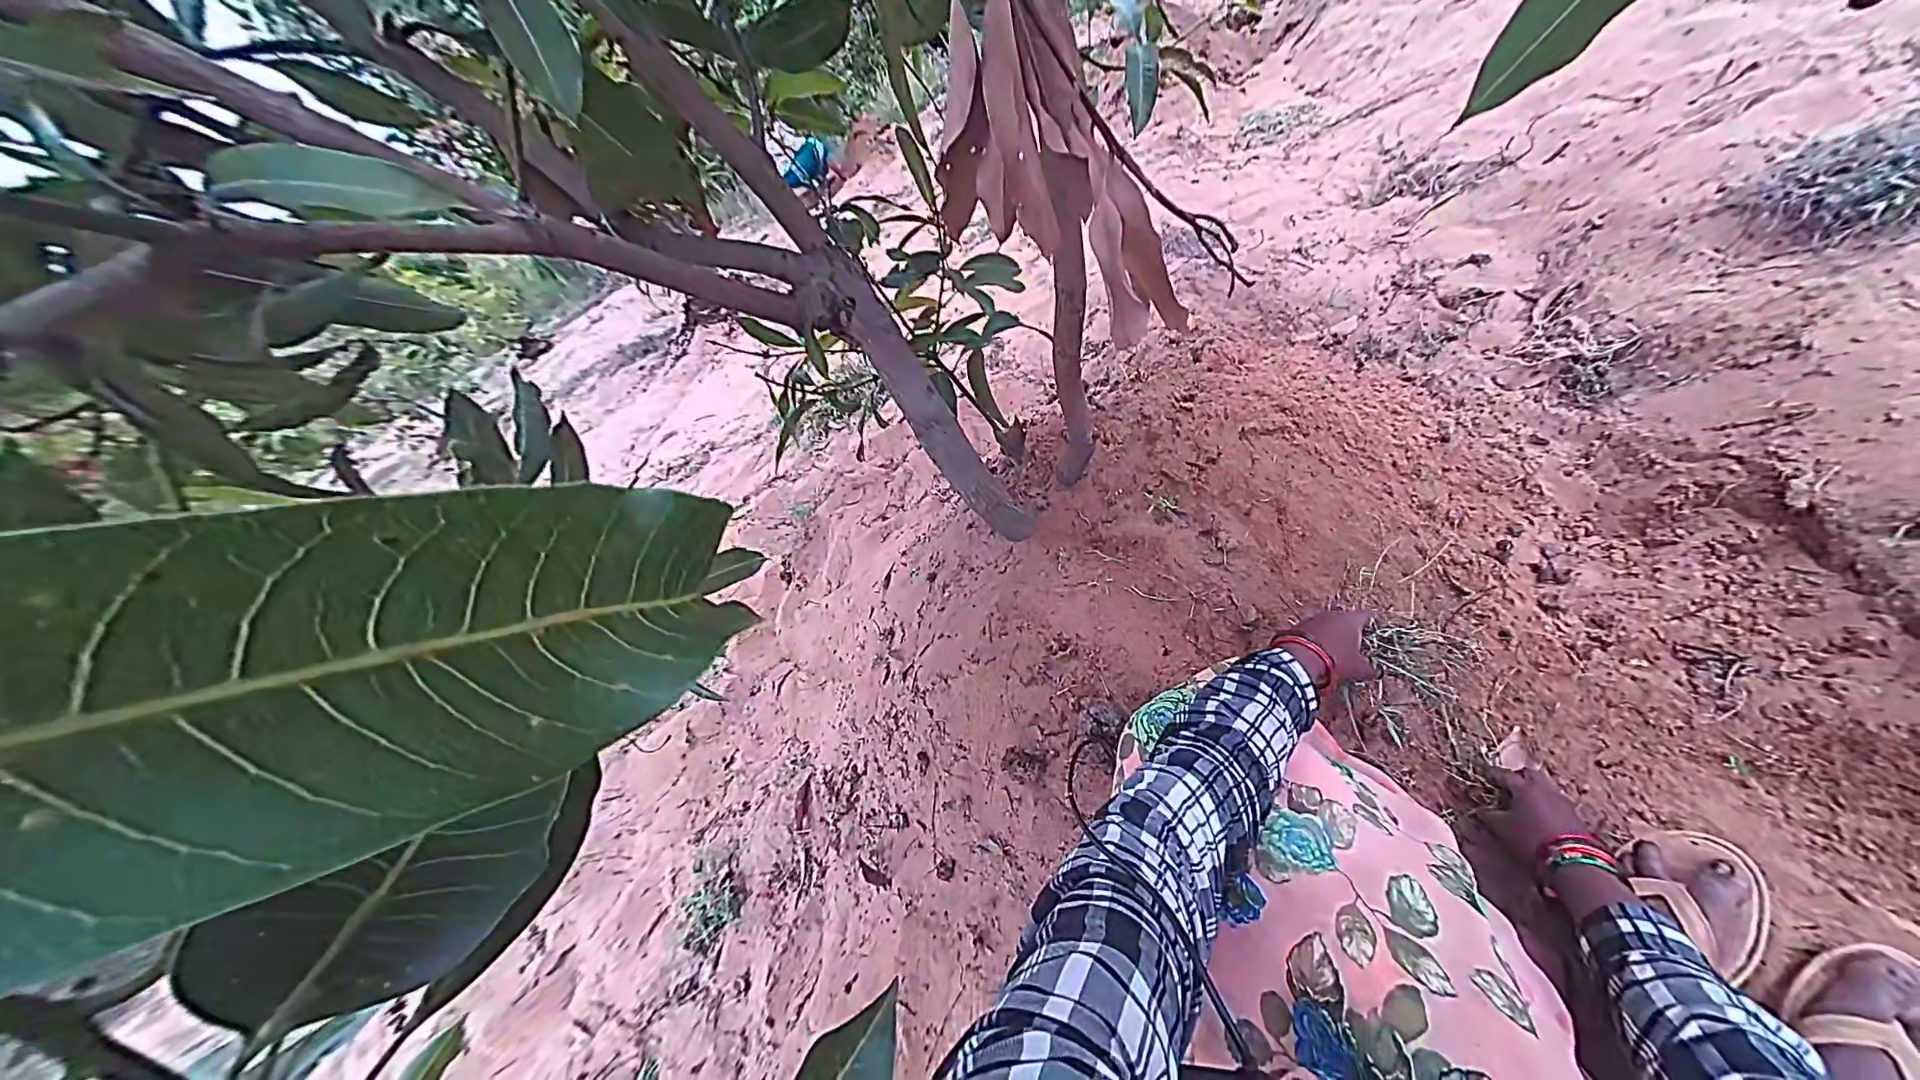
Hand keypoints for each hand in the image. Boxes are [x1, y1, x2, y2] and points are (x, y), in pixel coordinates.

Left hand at [1272, 609, 1376, 688]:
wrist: (1299, 660)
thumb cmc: (1336, 661)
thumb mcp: (1358, 668)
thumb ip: (1370, 669)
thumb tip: (1375, 672)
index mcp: (1350, 620)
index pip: (1366, 615)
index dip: (1373, 620)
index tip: (1376, 625)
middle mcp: (1330, 614)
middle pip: (1343, 615)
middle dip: (1348, 625)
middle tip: (1354, 637)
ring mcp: (1311, 618)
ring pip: (1324, 620)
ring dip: (1328, 629)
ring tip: (1333, 642)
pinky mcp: (1295, 626)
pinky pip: (1308, 628)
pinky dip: (1313, 635)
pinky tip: (1314, 646)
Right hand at [1481, 764, 1592, 867]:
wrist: (1573, 860)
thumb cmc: (1529, 838)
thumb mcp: (1500, 827)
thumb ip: (1488, 814)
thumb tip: (1480, 810)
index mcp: (1523, 787)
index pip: (1504, 774)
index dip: (1493, 774)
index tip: (1485, 775)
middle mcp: (1545, 789)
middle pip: (1530, 774)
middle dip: (1518, 777)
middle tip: (1507, 785)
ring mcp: (1563, 802)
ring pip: (1545, 788)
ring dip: (1534, 791)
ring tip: (1523, 801)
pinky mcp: (1576, 816)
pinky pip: (1555, 802)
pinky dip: (1545, 804)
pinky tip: (1540, 815)